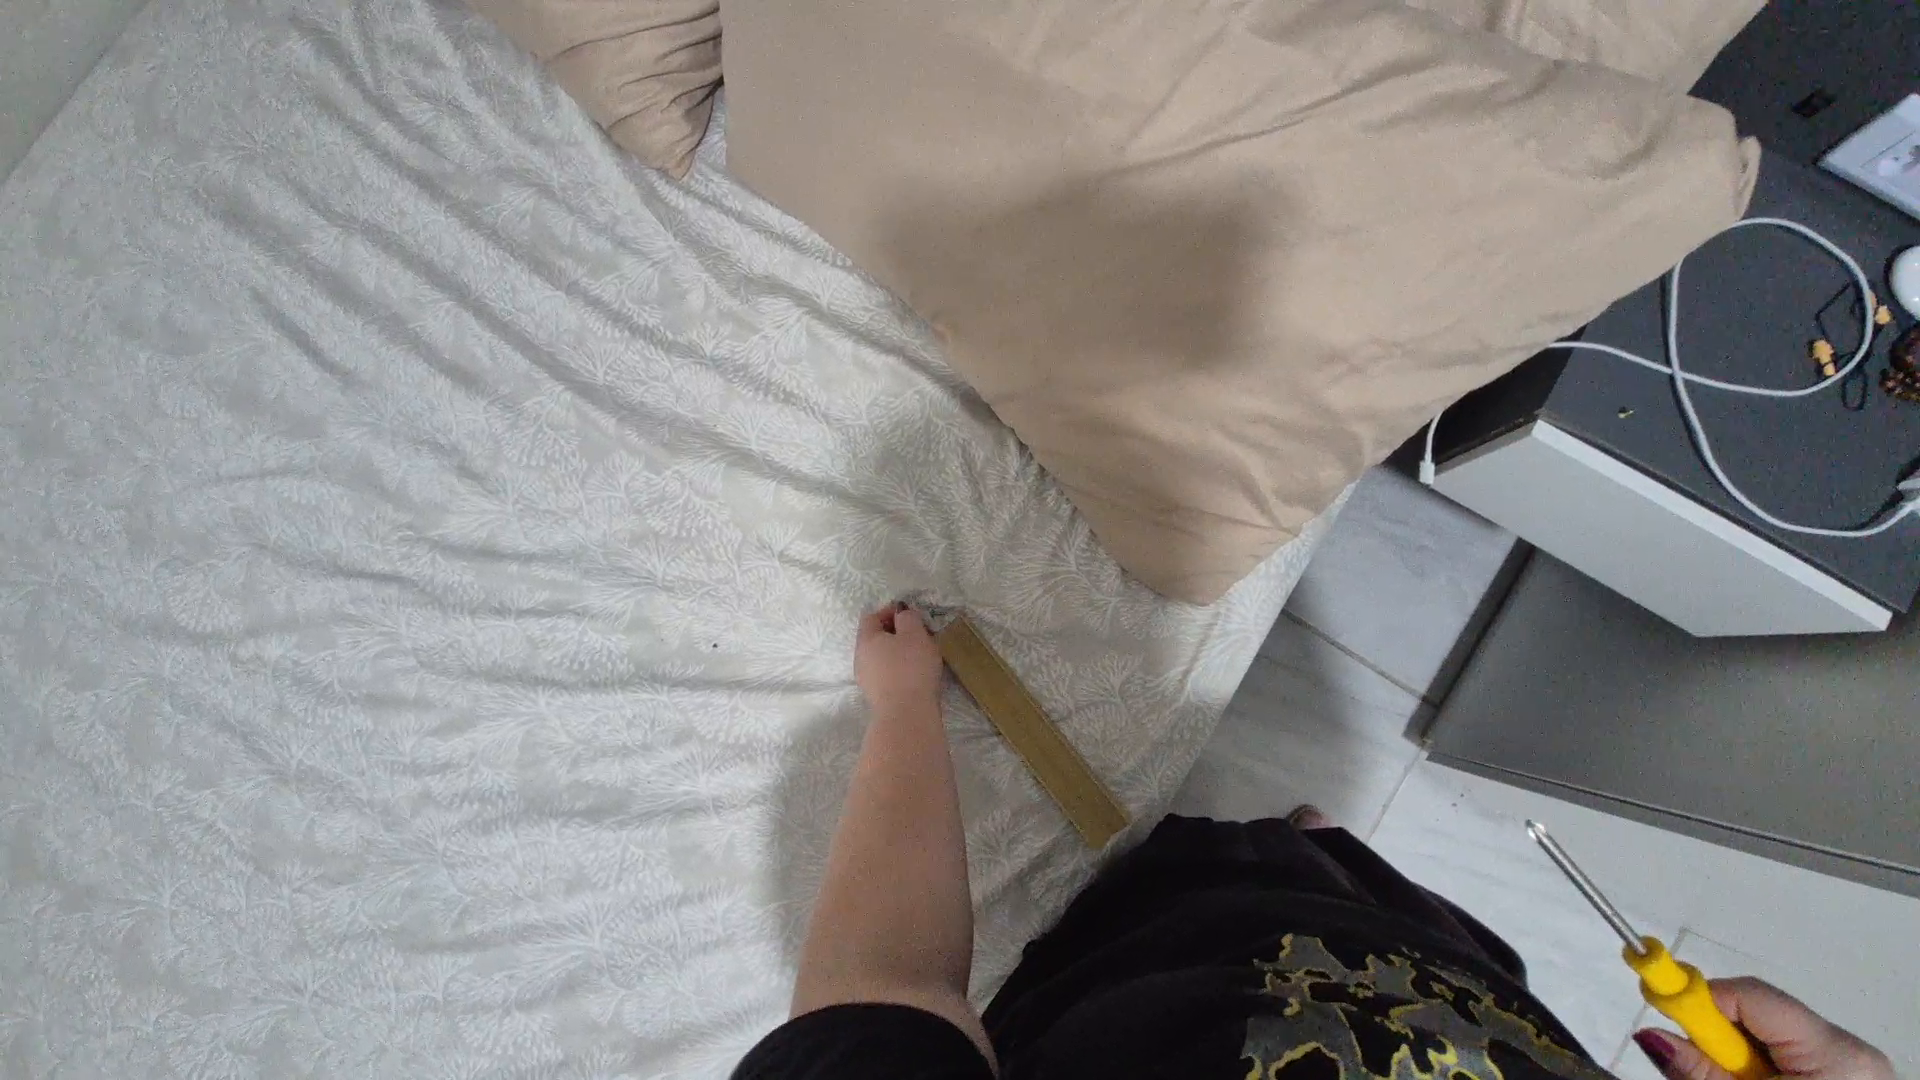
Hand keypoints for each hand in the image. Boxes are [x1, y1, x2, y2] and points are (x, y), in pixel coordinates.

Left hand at [854, 603, 943, 719]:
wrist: (907, 714)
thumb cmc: (911, 668)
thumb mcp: (915, 634)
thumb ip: (908, 618)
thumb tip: (901, 614)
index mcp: (866, 640)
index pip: (871, 617)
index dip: (889, 611)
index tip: (910, 614)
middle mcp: (860, 658)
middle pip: (875, 638)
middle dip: (895, 633)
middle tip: (918, 634)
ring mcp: (867, 680)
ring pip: (881, 658)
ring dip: (897, 652)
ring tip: (920, 655)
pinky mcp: (877, 697)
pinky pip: (887, 674)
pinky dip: (899, 669)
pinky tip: (916, 674)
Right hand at [1634, 978, 1894, 1079]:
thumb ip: (1699, 1071)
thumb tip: (1648, 1035)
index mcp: (1834, 1051)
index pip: (1747, 992)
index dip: (1701, 1000)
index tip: (1669, 1018)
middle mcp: (1850, 1047)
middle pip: (1756, 1009)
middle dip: (1718, 1030)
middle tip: (1705, 1063)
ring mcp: (1856, 1061)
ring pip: (1769, 1028)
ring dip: (1739, 1047)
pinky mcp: (1854, 1073)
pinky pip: (1790, 1046)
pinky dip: (1763, 1060)